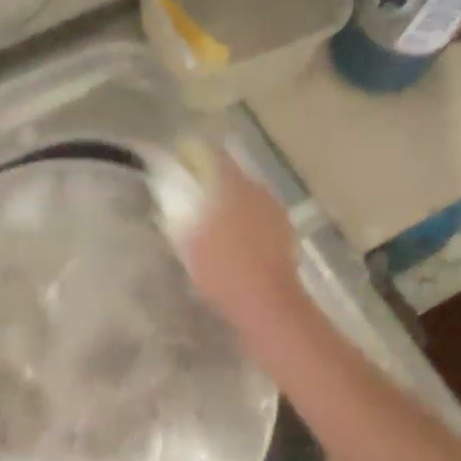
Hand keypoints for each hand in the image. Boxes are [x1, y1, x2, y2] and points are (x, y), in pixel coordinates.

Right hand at [174, 143, 304, 322]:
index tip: (180, 167)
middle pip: (232, 176)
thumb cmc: (223, 271)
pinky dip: (246, 221)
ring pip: (247, 196)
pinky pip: (259, 215)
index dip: (194, 158)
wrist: (267, 303)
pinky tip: (236, 241)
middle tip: (193, 200)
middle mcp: (258, 190)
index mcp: (232, 187)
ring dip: (231, 203)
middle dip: (213, 184)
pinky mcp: (285, 230)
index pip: (213, 157)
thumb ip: (181, 213)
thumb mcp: (189, 243)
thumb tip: (175, 195)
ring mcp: (275, 210)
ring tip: (214, 224)